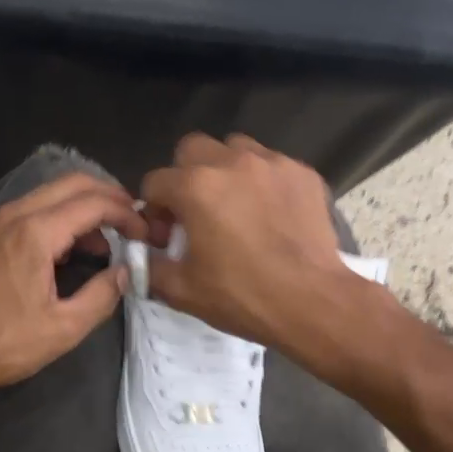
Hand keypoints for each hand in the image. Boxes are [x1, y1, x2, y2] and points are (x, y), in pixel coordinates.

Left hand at [0, 172, 144, 407]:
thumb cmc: (4, 346)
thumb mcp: (64, 328)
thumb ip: (102, 295)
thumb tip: (126, 273)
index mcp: (35, 234)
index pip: (93, 203)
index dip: (127, 214)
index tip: (147, 234)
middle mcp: (14, 217)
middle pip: (71, 184)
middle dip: (108, 198)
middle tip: (133, 223)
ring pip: (49, 196)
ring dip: (82, 209)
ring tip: (107, 242)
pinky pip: (31, 212)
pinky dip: (58, 219)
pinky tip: (70, 252)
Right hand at [141, 134, 384, 356]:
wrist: (311, 302)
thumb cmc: (240, 296)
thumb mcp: (180, 290)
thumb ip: (149, 266)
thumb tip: (141, 257)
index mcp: (196, 187)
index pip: (155, 182)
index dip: (153, 211)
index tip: (165, 238)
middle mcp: (232, 162)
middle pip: (192, 150)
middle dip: (184, 177)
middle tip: (194, 213)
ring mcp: (273, 163)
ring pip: (234, 149)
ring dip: (223, 172)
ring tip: (232, 208)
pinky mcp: (303, 173)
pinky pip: (271, 165)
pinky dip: (260, 183)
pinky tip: (267, 215)